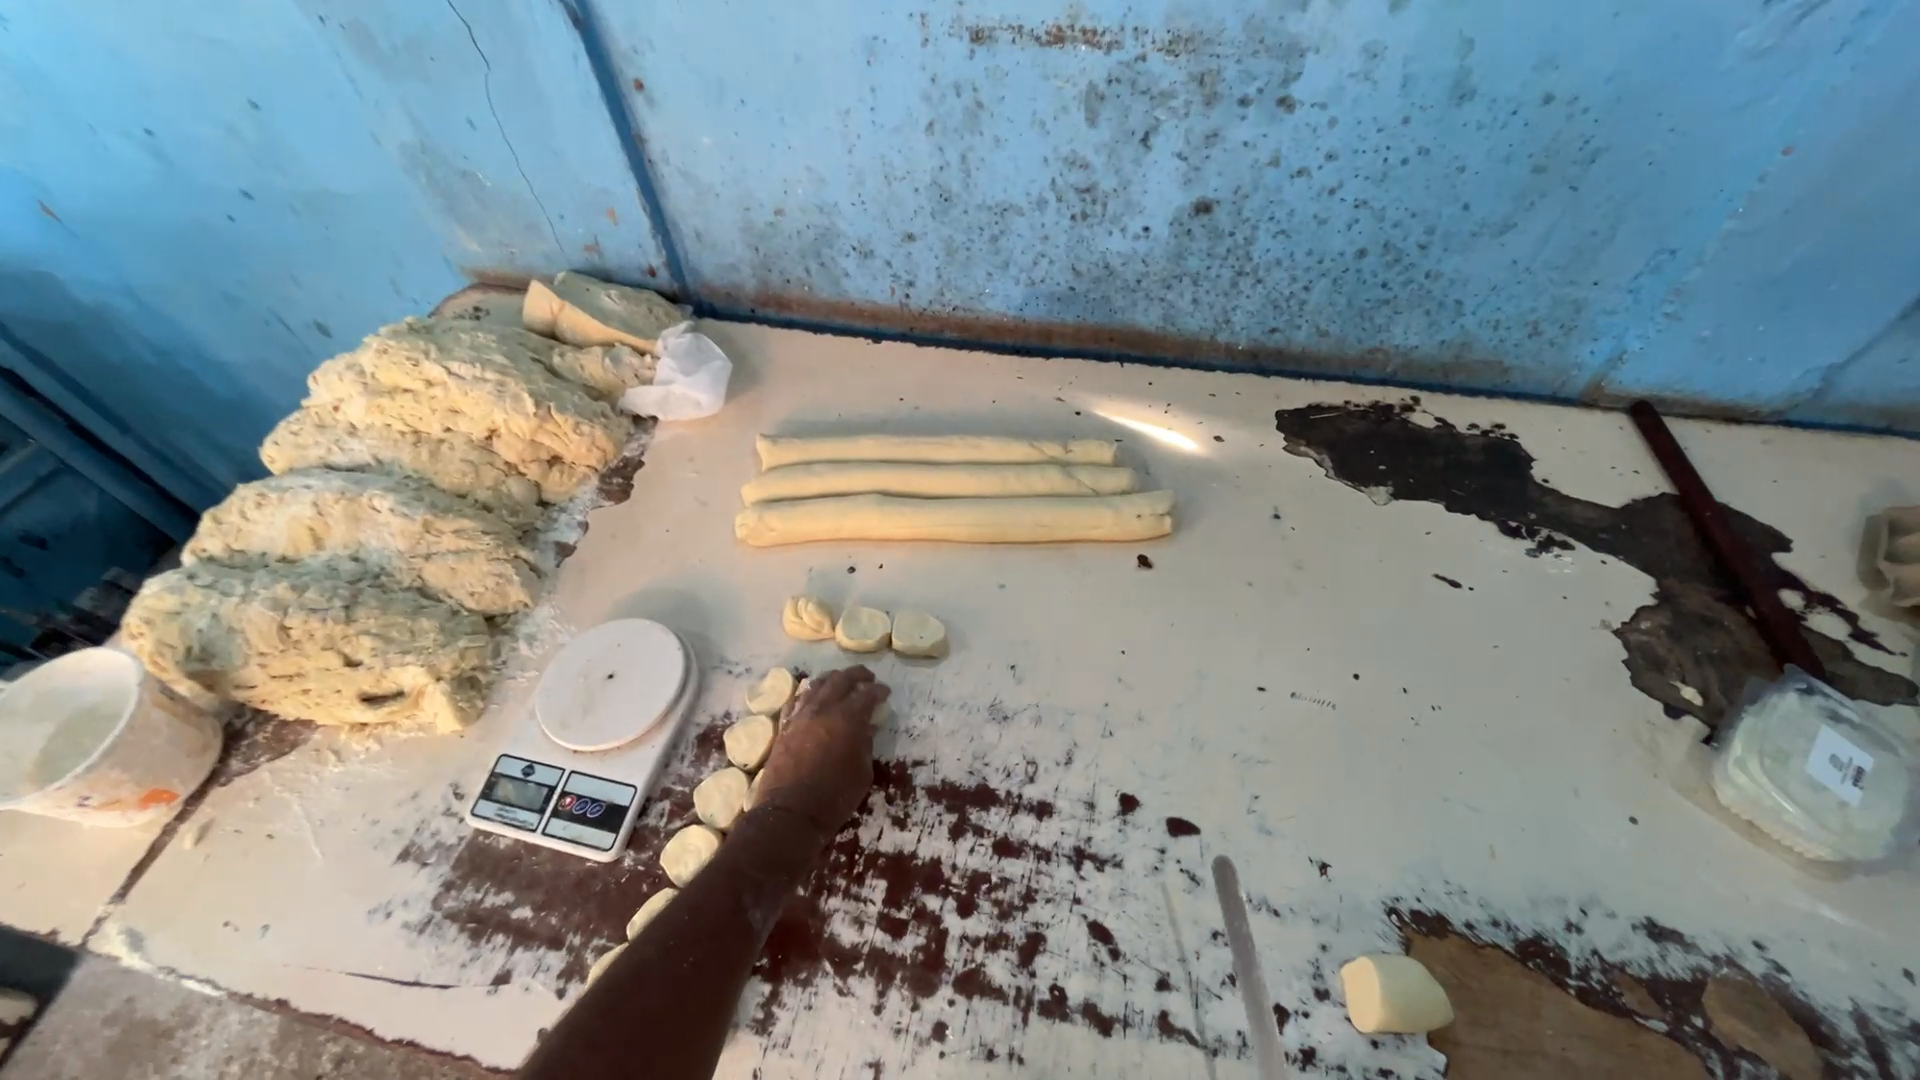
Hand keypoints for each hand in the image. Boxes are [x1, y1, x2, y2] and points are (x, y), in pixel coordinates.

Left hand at [753, 665, 888, 834]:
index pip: (867, 694)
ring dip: (832, 679)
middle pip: (841, 680)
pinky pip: (797, 700)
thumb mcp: (863, 773)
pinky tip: (813, 696)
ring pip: (816, 685)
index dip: (879, 691)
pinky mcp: (784, 726)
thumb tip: (865, 728)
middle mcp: (823, 709)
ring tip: (841, 681)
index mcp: (848, 719)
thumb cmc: (834, 797)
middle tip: (867, 677)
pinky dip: (809, 694)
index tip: (885, 693)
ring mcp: (800, 716)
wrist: (790, 813)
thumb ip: (865, 744)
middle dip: (857, 675)